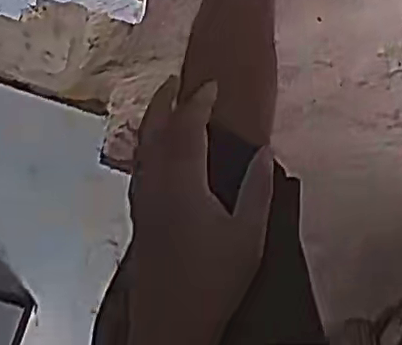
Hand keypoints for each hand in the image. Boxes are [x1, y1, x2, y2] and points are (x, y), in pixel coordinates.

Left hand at [126, 78, 275, 344]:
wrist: (171, 326)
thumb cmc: (213, 280)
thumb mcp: (248, 237)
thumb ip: (257, 189)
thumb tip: (263, 149)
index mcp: (183, 178)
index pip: (187, 124)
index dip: (199, 100)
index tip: (212, 84)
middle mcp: (156, 179)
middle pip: (156, 127)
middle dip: (166, 99)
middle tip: (177, 80)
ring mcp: (142, 196)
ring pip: (143, 144)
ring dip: (153, 118)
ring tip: (165, 104)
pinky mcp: (137, 213)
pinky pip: (139, 162)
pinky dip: (147, 143)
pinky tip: (155, 151)